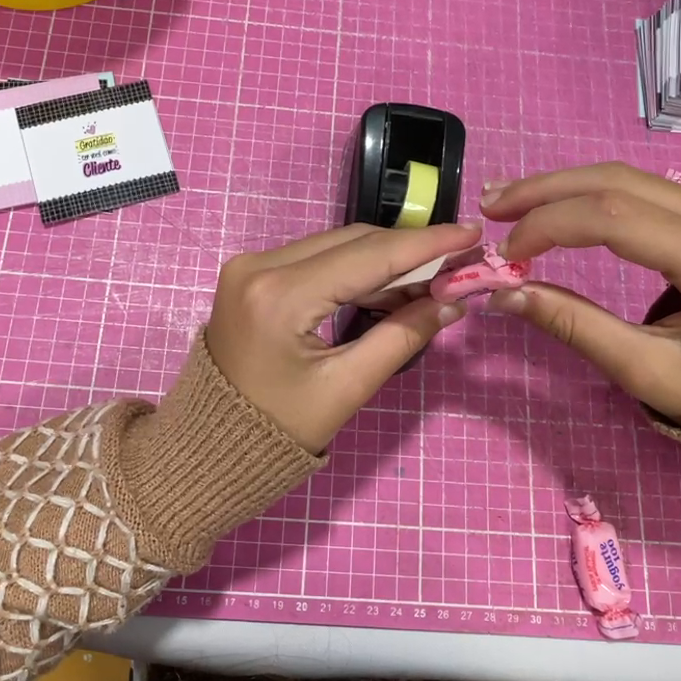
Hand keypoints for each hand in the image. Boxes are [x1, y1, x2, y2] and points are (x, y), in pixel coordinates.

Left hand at [207, 221, 481, 449]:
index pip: (368, 256)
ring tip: (433, 283)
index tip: (472, 233)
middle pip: (352, 243)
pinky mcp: (251, 274)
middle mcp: (259, 265)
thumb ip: (402, 337)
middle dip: (409, 253)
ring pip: (336, 247)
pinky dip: (355, 271)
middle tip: (460, 264)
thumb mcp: (347, 387)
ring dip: (384, 262)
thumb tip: (453, 301)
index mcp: (280, 295)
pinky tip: (389, 289)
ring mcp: (250, 266)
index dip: (426, 244)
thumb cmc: (278, 430)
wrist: (208, 447)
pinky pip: (316, 259)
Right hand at [481, 164, 680, 426]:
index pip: (620, 219)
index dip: (552, 224)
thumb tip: (504, 293)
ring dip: (564, 186)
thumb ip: (575, 326)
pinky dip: (592, 194)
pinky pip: (646, 190)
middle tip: (491, 205)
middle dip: (547, 191)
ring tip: (509, 201)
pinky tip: (556, 202)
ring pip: (631, 178)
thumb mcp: (646, 372)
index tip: (507, 253)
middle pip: (621, 183)